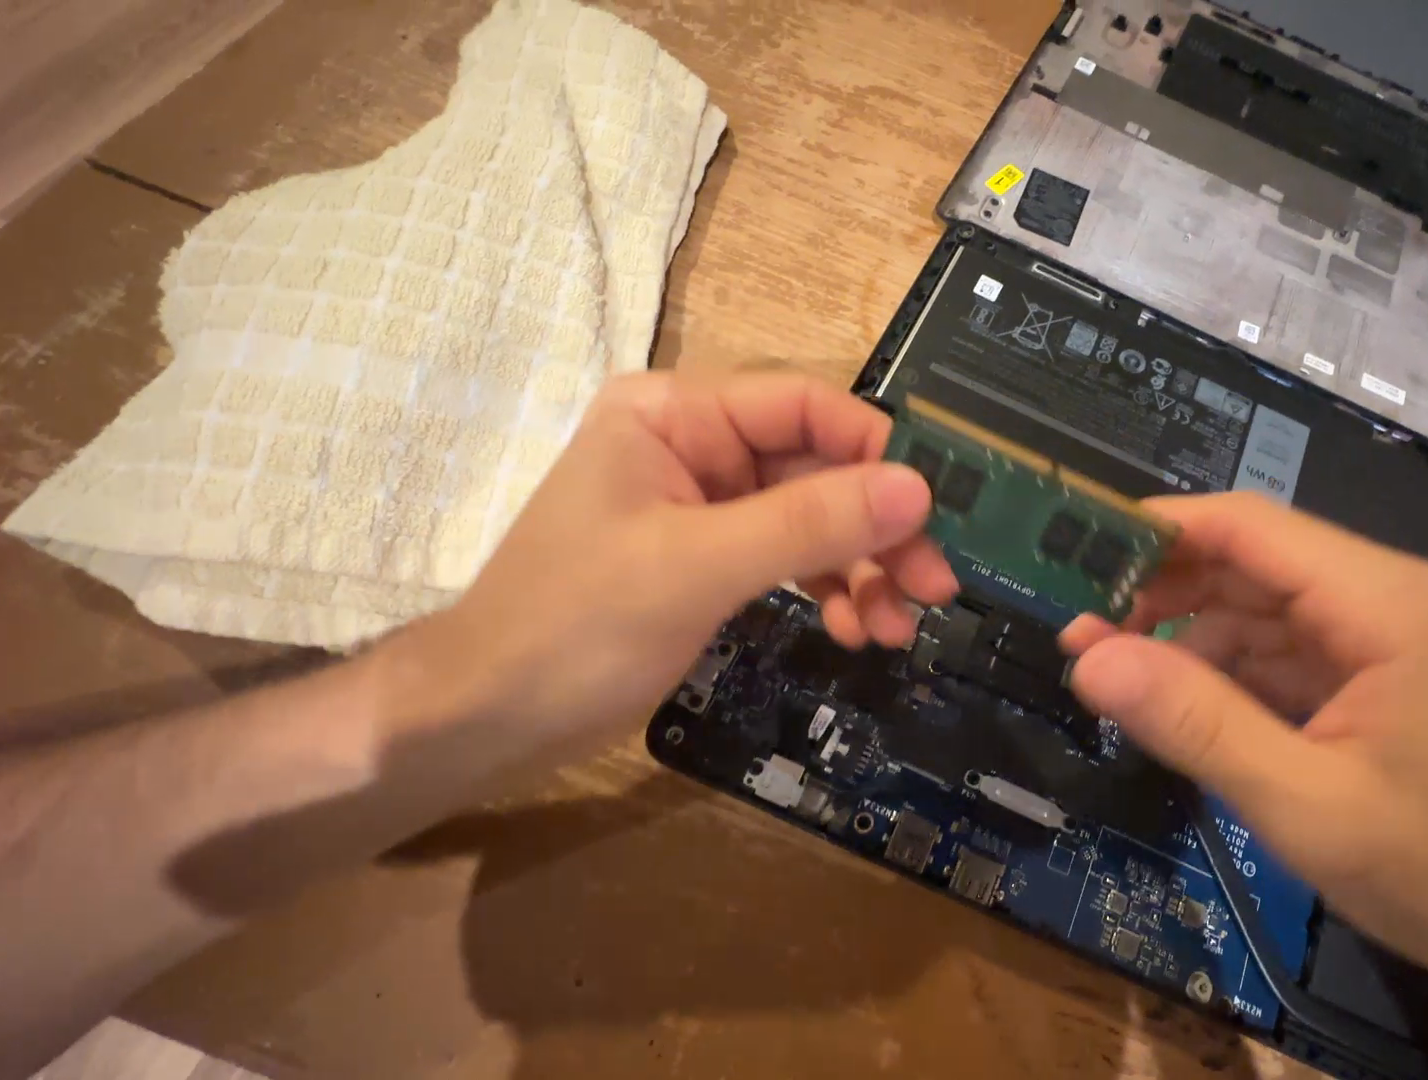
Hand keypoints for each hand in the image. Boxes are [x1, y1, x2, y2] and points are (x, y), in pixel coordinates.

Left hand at [410, 372, 956, 741]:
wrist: (492, 718)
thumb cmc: (576, 627)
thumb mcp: (698, 568)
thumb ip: (809, 523)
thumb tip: (918, 489)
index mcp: (678, 414)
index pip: (804, 407)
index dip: (877, 453)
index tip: (934, 510)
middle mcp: (699, 446)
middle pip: (820, 470)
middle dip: (878, 531)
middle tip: (935, 587)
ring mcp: (710, 504)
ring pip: (816, 520)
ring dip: (864, 571)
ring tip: (898, 629)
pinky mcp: (716, 557)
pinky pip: (794, 559)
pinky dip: (831, 592)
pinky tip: (856, 631)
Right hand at [1058, 493, 1427, 996]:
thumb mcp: (1306, 804)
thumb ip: (1194, 723)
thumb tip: (1088, 658)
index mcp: (1383, 602)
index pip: (1249, 526)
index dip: (1159, 529)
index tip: (1079, 553)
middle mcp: (1387, 600)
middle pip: (1252, 565)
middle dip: (1163, 592)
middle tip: (1083, 635)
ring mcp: (1388, 642)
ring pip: (1263, 612)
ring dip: (1189, 638)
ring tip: (1120, 679)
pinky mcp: (1384, 682)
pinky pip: (1287, 656)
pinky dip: (1229, 675)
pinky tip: (1187, 708)